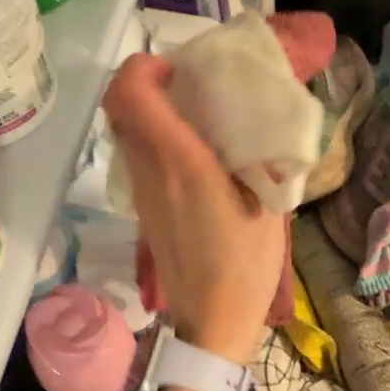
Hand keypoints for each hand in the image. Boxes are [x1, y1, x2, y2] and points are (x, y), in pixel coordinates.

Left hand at [103, 53, 285, 363]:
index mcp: (181, 163)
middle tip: (190, 90)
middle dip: (149, 86)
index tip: (179, 71)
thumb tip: (264, 125)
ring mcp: (143, 195)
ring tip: (198, 124)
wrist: (214, 323)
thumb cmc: (245, 267)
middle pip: (121, 108)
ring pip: (128, 134)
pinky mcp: (146, 214)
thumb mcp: (268, 207)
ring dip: (153, 117)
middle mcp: (151, 173)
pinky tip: (196, 162)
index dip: (144, 67)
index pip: (131, 92)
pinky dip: (158, 146)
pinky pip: (140, 161)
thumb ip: (260, 159)